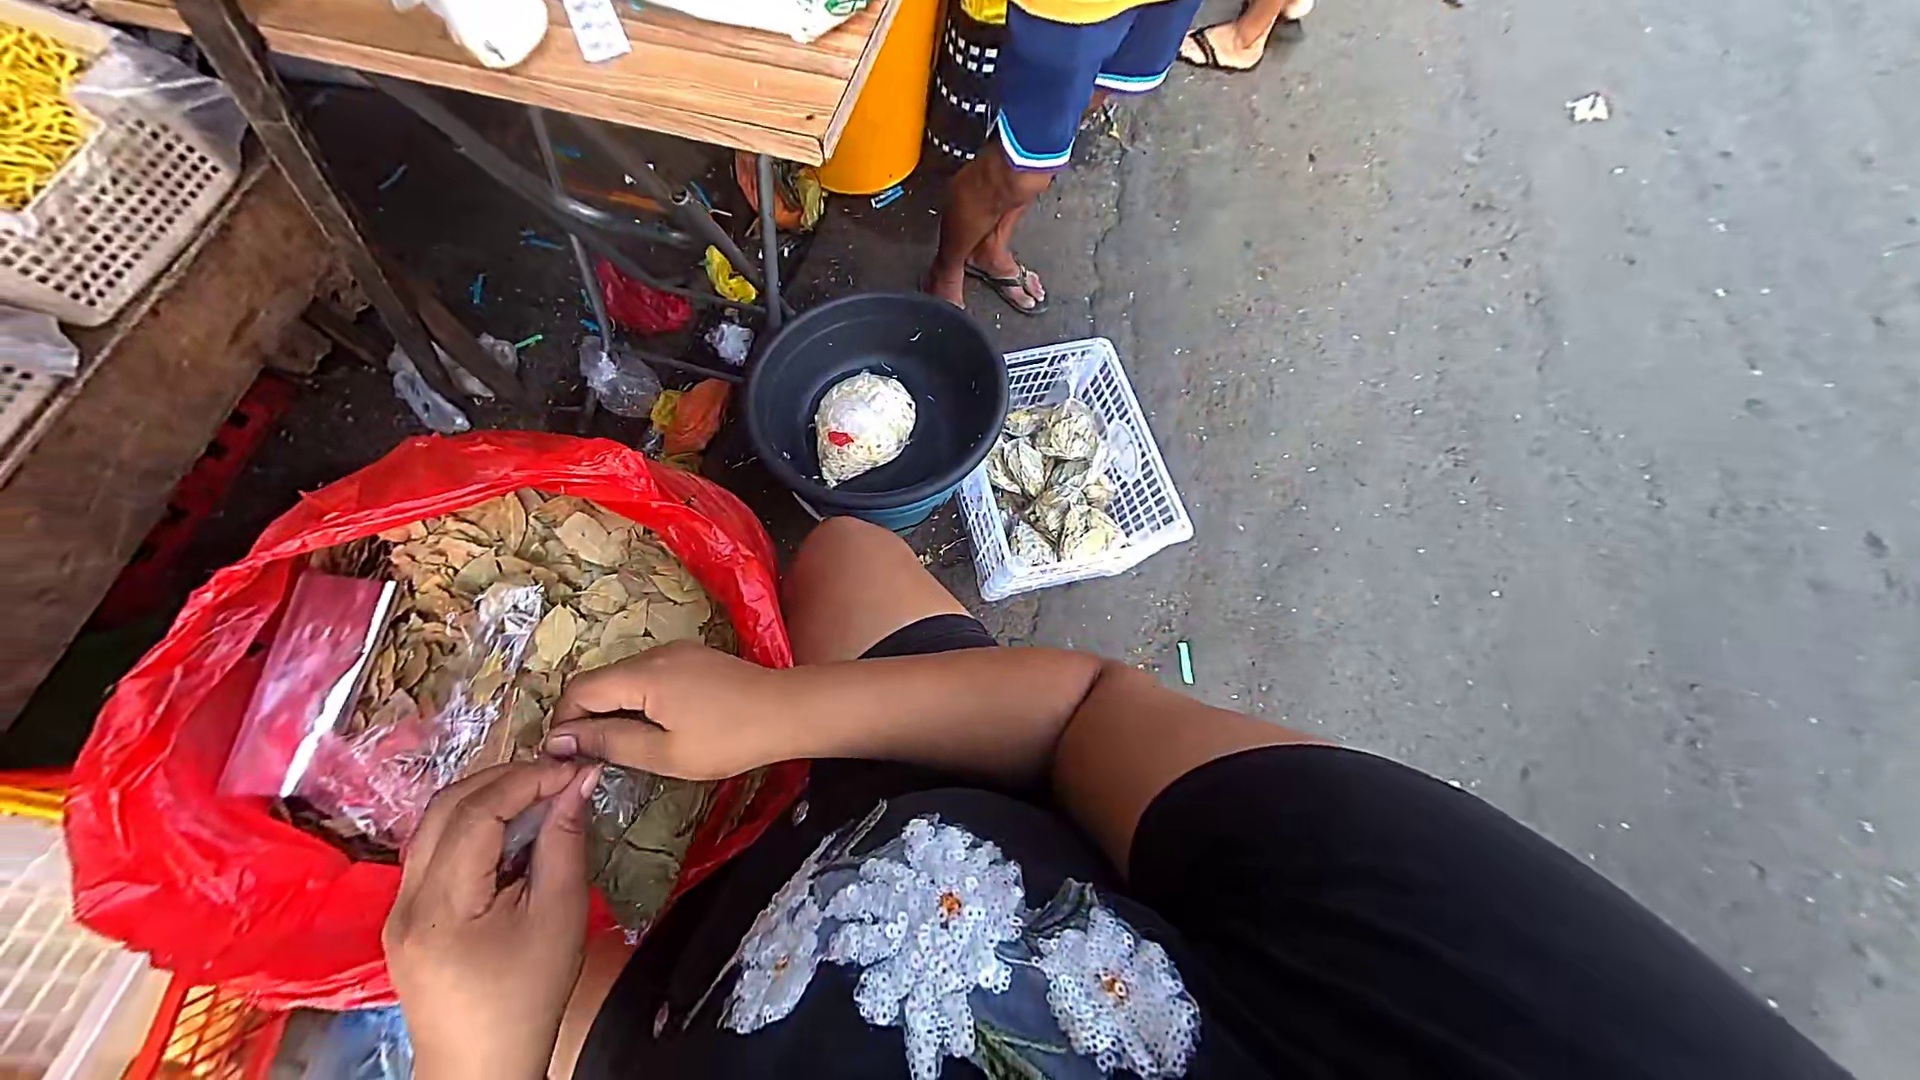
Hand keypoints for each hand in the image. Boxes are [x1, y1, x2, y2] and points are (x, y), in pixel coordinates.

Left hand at [384, 760, 599, 1079]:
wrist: (484, 1063)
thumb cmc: (529, 990)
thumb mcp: (560, 909)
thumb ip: (565, 838)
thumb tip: (581, 779)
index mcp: (440, 905)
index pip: (476, 813)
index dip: (527, 780)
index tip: (574, 770)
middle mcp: (405, 900)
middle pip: (445, 808)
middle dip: (506, 778)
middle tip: (560, 773)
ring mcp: (399, 908)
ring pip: (436, 822)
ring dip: (489, 795)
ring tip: (541, 791)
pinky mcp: (409, 914)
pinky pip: (438, 846)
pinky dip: (477, 820)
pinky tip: (514, 826)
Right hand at [546, 641, 794, 779]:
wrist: (787, 711)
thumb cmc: (728, 738)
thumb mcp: (665, 752)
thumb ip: (610, 742)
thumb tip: (562, 739)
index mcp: (644, 673)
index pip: (579, 689)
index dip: (564, 722)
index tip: (566, 757)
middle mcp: (658, 653)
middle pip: (602, 680)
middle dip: (587, 716)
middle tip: (593, 756)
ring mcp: (680, 651)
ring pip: (627, 676)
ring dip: (615, 707)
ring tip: (623, 745)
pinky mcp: (697, 657)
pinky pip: (652, 673)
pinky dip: (641, 698)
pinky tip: (654, 725)